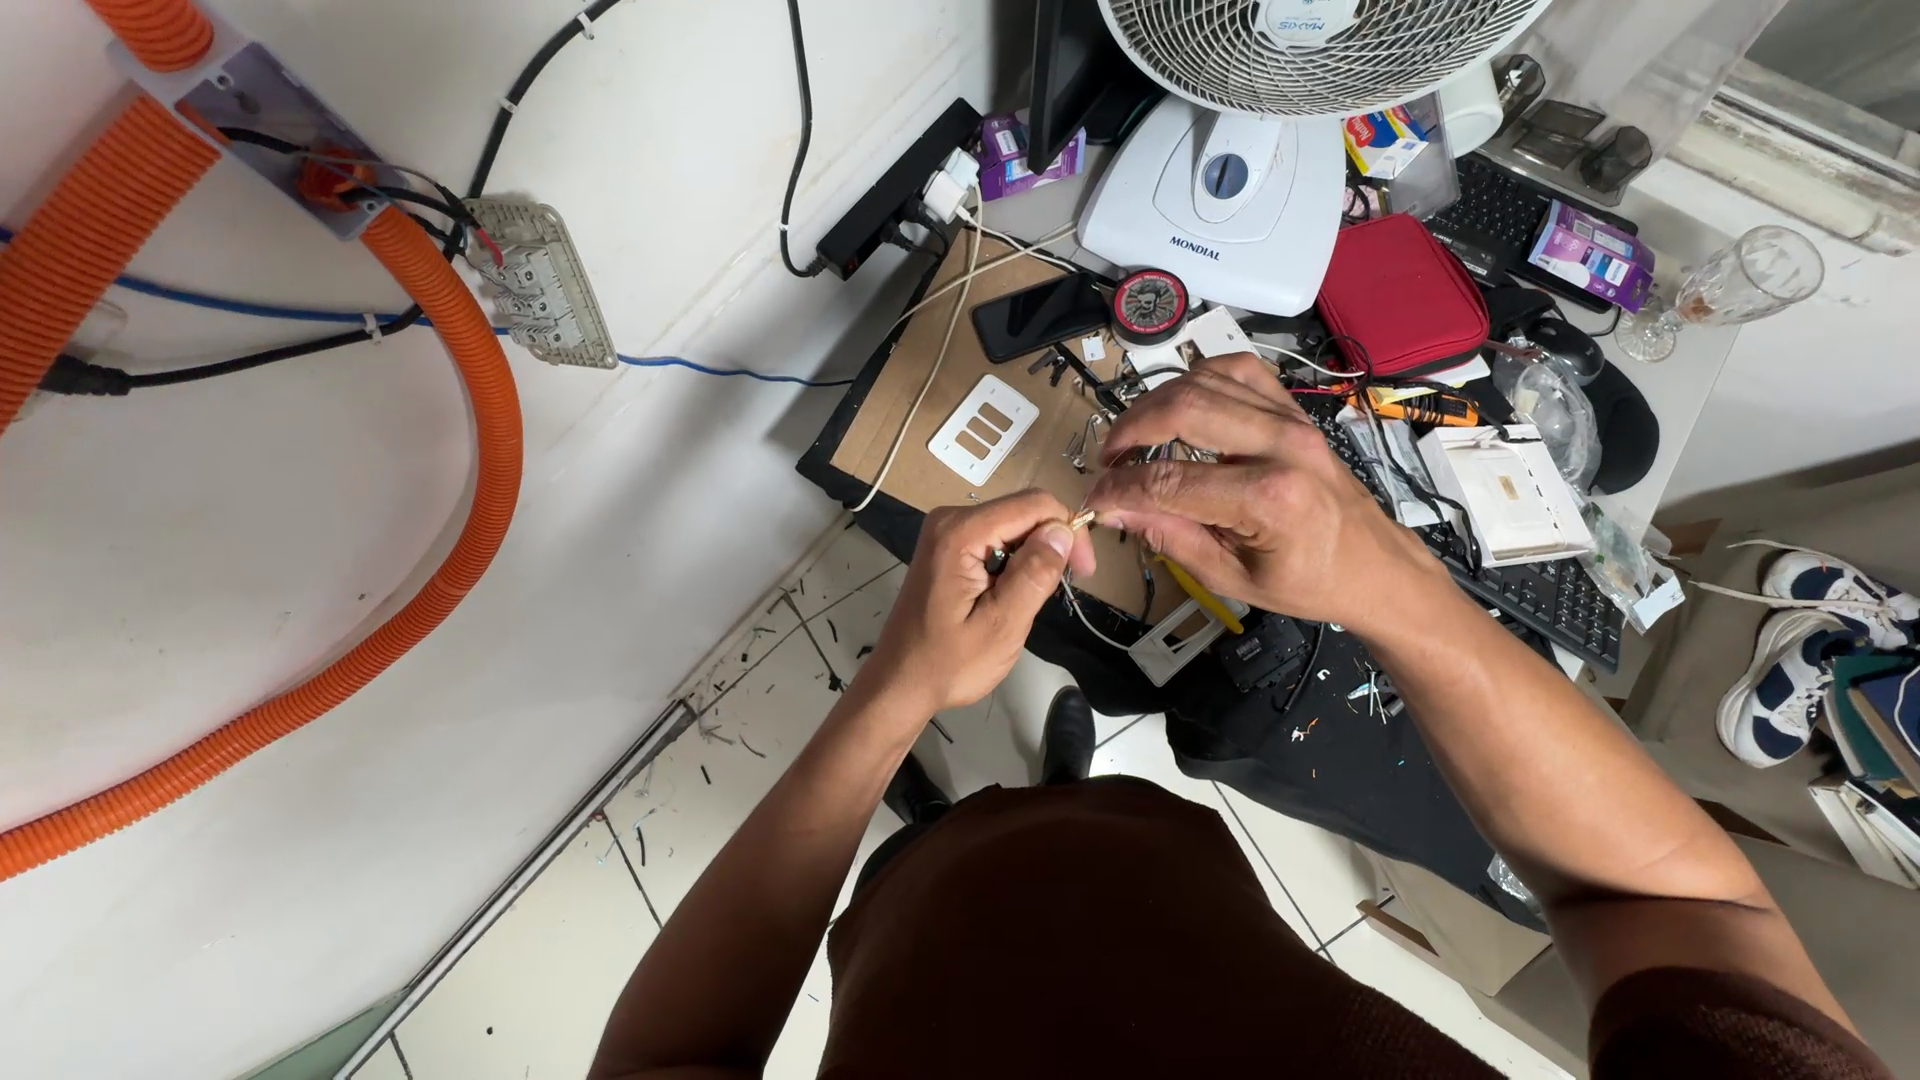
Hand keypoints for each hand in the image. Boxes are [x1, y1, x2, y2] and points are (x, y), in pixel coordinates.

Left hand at [865, 490, 1097, 713]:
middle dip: (1052, 545)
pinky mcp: (947, 548)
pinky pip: (995, 541)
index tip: (1084, 573)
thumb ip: (1034, 574)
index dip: (1069, 530)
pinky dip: (1014, 564)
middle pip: (1023, 511)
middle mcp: (951, 520)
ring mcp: (946, 533)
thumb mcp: (1001, 624)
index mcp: (961, 532)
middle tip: (1059, 592)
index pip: (1034, 504)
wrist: (900, 683)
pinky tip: (1010, 597)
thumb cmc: (948, 663)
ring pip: (1013, 527)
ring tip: (1029, 601)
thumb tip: (1062, 531)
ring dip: (1033, 558)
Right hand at [1084, 353, 1444, 634]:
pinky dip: (1197, 379)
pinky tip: (1180, 407)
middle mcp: (1282, 445)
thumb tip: (1116, 509)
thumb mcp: (1230, 578)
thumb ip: (1170, 538)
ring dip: (1154, 405)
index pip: (1168, 481)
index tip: (1094, 499)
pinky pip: (1237, 371)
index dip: (1119, 489)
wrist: (1374, 566)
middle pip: (1182, 410)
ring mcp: (1292, 419)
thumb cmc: (1307, 582)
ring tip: (1133, 438)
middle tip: (1109, 461)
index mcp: (1269, 499)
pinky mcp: (1293, 409)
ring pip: (1203, 381)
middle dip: (1129, 432)